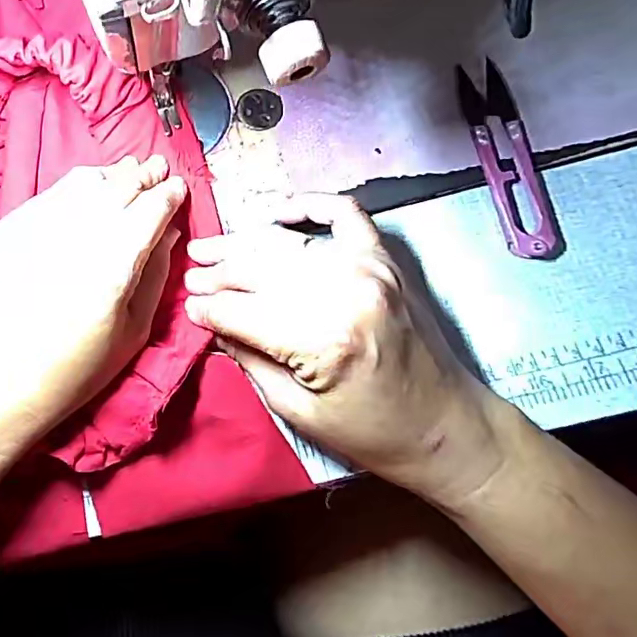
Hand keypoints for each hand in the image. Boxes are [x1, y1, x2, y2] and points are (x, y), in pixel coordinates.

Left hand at [0, 155, 187, 463]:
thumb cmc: (67, 373)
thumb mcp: (130, 334)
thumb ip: (154, 276)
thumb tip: (168, 234)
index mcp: (114, 265)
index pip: (151, 208)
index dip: (168, 194)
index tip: (176, 188)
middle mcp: (75, 235)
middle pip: (119, 185)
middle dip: (143, 175)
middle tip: (155, 170)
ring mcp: (36, 226)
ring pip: (83, 181)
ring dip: (110, 175)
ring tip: (124, 177)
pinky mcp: (7, 227)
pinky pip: (50, 194)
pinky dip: (74, 187)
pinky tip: (84, 194)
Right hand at [183, 194, 509, 507]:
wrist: (448, 428)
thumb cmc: (371, 431)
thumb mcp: (296, 410)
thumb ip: (250, 359)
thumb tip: (213, 324)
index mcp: (320, 340)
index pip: (241, 311)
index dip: (208, 310)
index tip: (188, 308)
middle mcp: (342, 293)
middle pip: (257, 271)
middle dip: (216, 275)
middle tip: (191, 276)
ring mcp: (367, 269)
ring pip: (285, 243)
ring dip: (242, 243)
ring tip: (210, 247)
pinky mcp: (383, 261)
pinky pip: (343, 213)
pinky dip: (309, 205)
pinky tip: (278, 212)